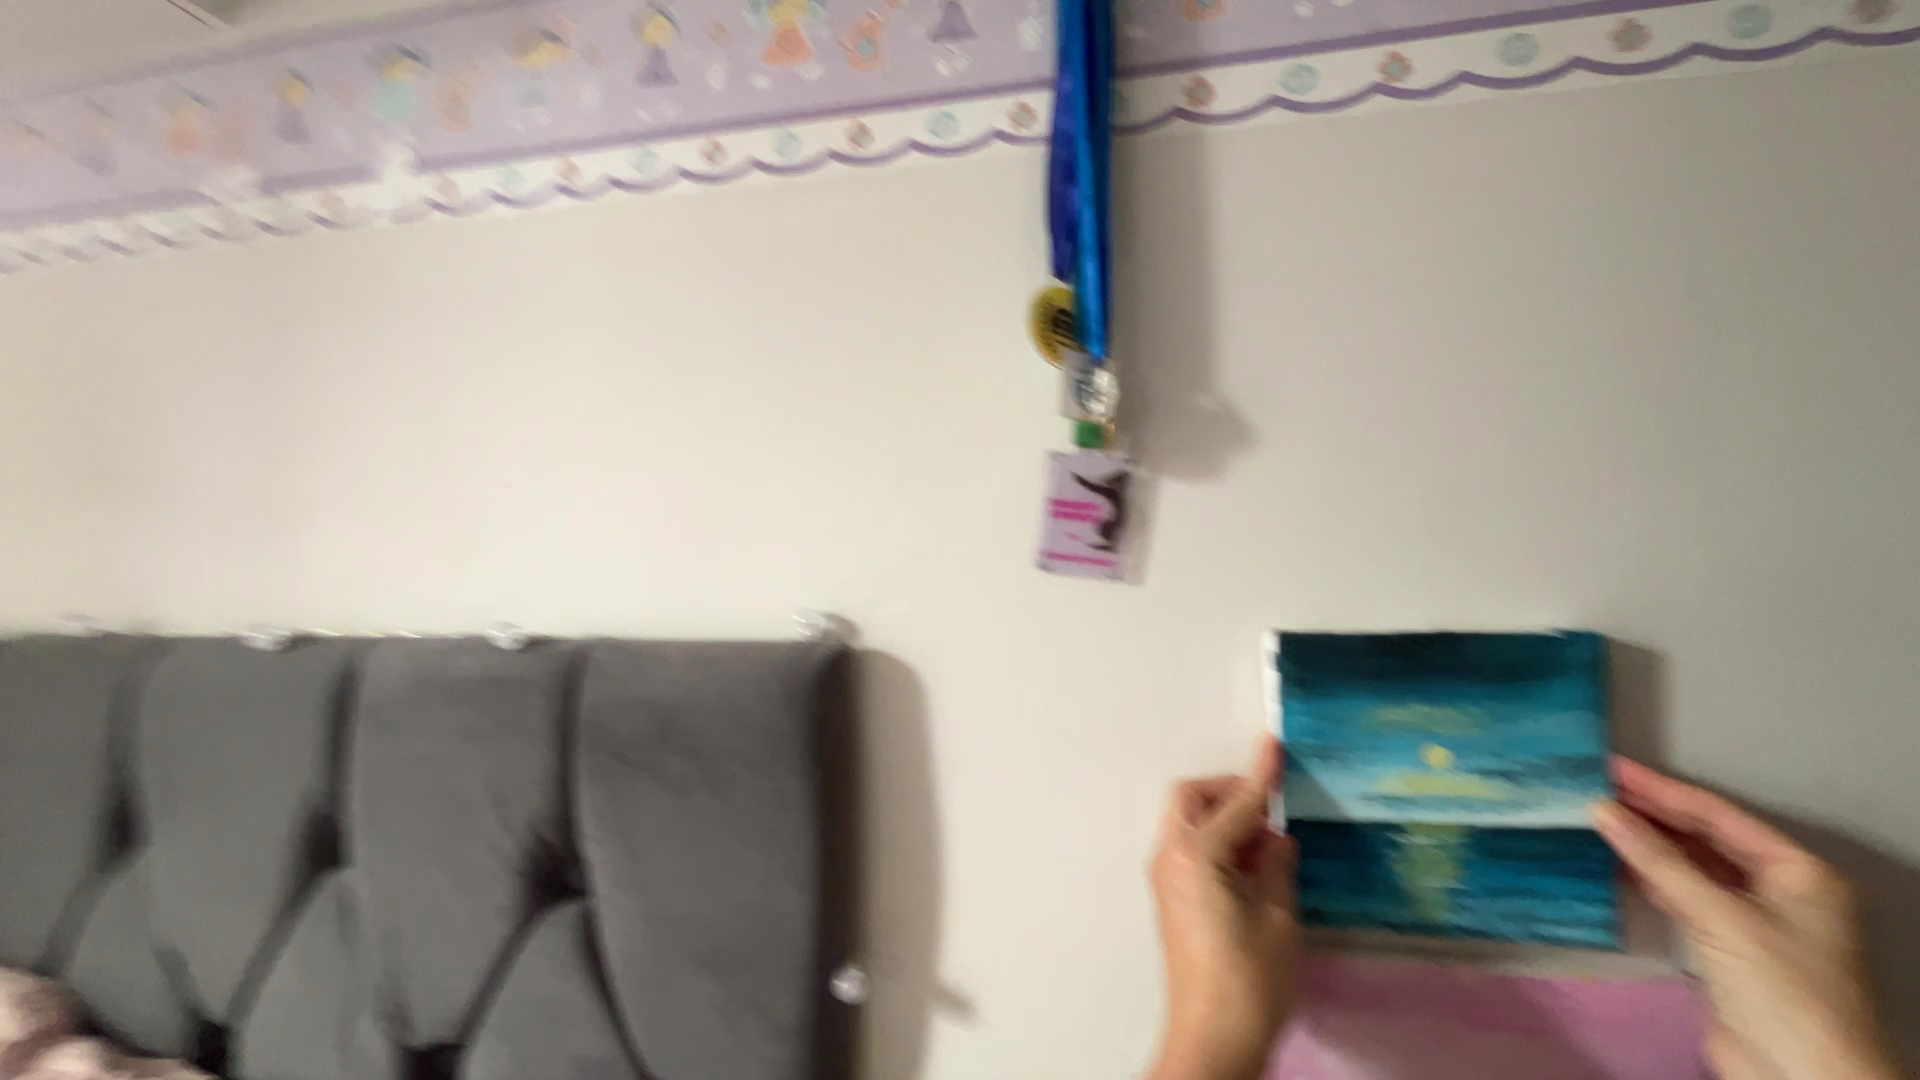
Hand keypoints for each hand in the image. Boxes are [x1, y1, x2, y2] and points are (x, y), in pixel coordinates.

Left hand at [1148, 741, 1300, 1079]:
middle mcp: (1170, 856)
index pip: (1236, 803)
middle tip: (1268, 809)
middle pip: (1191, 799)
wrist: (1211, 1038)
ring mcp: (1165, 877)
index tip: (1273, 744)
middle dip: (1228, 792)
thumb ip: (1275, 866)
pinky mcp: (1170, 898)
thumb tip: (1276, 838)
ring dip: (1223, 819)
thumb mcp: (1277, 918)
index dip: (1261, 776)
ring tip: (1266, 845)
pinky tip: (1251, 868)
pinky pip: (1190, 849)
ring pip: (1188, 823)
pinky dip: (1217, 843)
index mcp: (1195, 854)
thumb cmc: (1249, 979)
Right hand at [1591, 758, 1901, 1079]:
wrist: (1800, 1074)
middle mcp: (1776, 886)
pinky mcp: (1722, 939)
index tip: (1608, 767)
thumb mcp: (1720, 917)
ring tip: (1591, 814)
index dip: (1660, 789)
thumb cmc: (1780, 988)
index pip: (1716, 815)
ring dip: (1641, 841)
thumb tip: (1599, 808)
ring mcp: (1749, 914)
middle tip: (1590, 784)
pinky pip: (1677, 890)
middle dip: (1647, 811)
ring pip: (1685, 862)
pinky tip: (1610, 857)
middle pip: (1701, 835)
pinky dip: (1643, 872)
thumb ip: (1657, 860)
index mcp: (1796, 872)